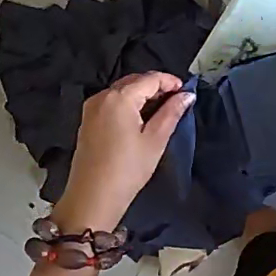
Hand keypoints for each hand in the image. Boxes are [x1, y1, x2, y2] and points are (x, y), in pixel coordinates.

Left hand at [54, 72, 194, 233]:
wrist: (93, 197)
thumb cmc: (128, 169)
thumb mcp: (155, 140)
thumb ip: (172, 112)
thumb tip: (187, 95)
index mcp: (119, 98)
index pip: (150, 78)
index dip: (170, 81)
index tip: (186, 91)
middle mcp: (102, 97)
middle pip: (134, 81)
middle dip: (156, 86)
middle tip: (177, 100)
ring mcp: (91, 108)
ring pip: (122, 91)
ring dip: (143, 95)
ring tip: (163, 109)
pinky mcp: (87, 121)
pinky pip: (112, 102)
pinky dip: (129, 103)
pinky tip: (142, 118)